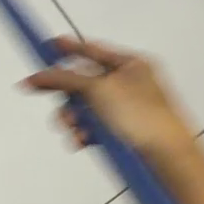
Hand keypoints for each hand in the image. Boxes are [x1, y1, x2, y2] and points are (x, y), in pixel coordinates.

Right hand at [22, 36, 196, 157]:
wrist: (167, 157)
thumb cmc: (140, 115)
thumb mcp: (97, 89)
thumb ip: (64, 79)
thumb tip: (36, 75)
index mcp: (131, 64)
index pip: (92, 50)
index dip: (68, 48)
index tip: (47, 45)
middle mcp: (129, 83)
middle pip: (83, 81)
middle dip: (64, 94)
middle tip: (37, 91)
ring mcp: (126, 108)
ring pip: (84, 107)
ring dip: (71, 117)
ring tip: (70, 128)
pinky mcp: (122, 132)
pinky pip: (93, 126)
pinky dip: (82, 132)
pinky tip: (80, 140)